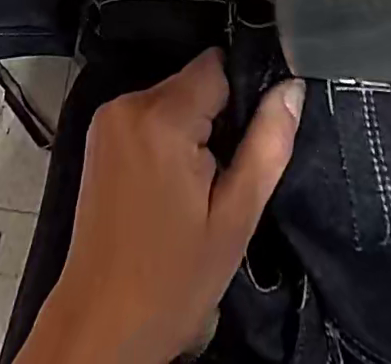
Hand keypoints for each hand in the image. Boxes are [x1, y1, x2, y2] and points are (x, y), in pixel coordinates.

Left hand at [18, 49, 305, 363]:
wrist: (101, 325)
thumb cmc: (172, 278)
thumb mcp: (236, 216)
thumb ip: (269, 142)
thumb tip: (292, 86)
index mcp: (161, 117)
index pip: (219, 66)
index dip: (244, 94)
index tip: (251, 136)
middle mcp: (127, 103)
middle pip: (195, 80)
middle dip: (219, 115)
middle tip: (225, 172)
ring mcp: (107, 118)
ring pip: (175, 96)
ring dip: (195, 126)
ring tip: (199, 183)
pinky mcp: (98, 135)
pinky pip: (151, 113)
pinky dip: (170, 135)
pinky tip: (173, 183)